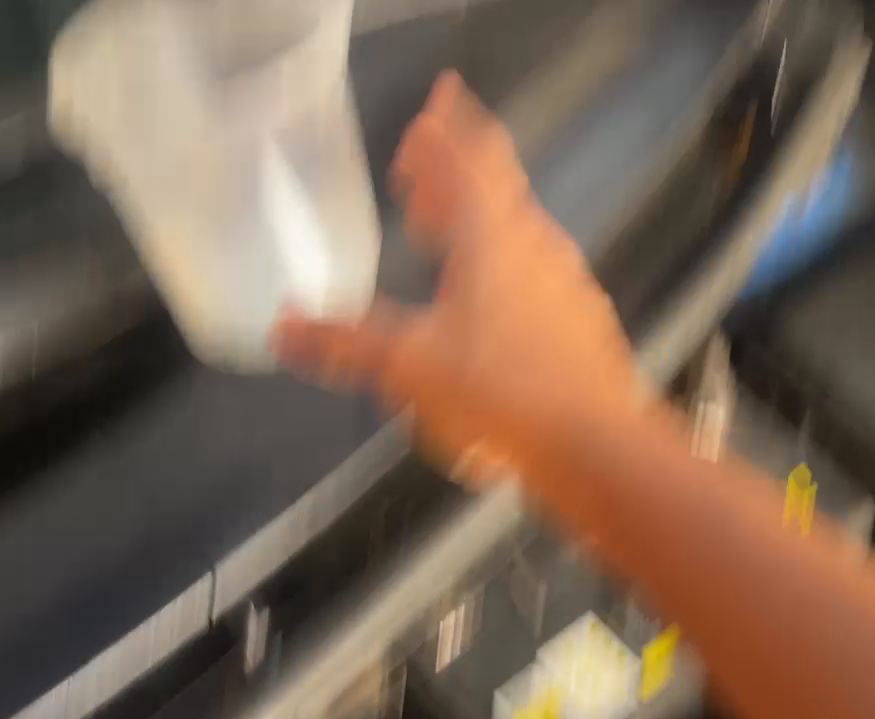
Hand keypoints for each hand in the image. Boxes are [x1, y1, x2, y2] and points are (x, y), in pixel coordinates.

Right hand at [274, 72, 642, 487]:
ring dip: (478, 227)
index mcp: (492, 238)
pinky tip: (490, 313)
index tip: (426, 119)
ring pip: (516, 236)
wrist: (591, 445)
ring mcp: (566, 287)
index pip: (469, 158)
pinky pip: (535, 280)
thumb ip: (342, 344)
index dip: (443, 133)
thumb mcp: (406, 367)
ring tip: (446, 241)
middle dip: (453, 178)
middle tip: (422, 179)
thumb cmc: (499, 392)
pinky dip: (503, 274)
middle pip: (494, 192)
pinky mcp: (580, 327)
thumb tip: (282, 328)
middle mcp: (536, 249)